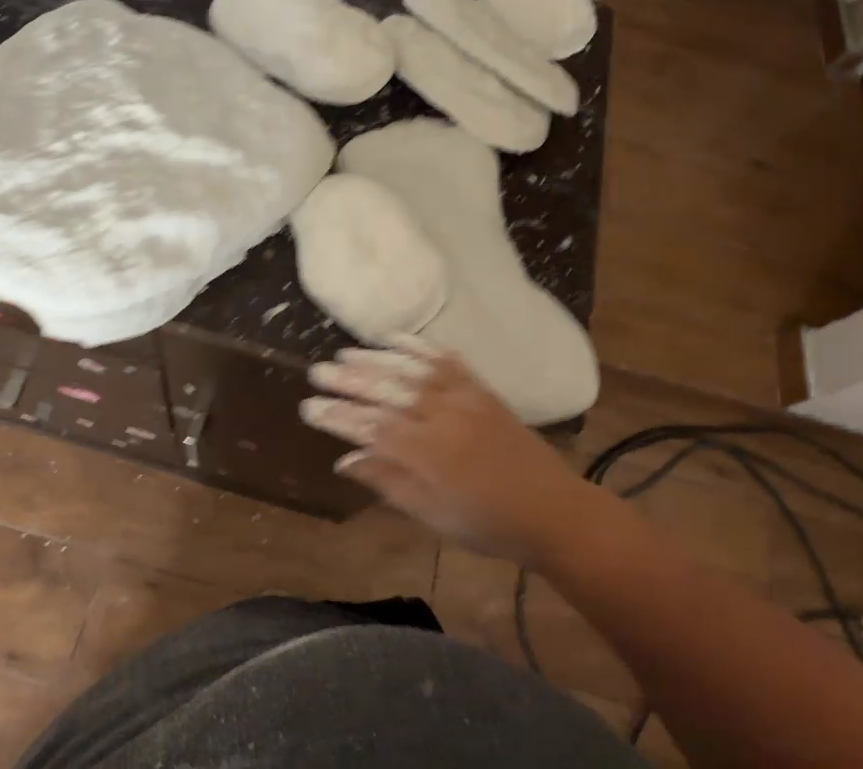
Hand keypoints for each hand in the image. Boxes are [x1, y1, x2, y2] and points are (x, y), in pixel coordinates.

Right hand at [301, 339, 593, 563]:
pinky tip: (396, 339)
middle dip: (349, 381)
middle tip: (317, 371)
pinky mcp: (483, 391)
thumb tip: (345, 460)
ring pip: (412, 372)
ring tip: (344, 353)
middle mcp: (443, 418)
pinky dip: (420, 348)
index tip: (309, 406)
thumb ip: (388, 482)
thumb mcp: (432, 515)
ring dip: (376, 360)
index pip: (371, 428)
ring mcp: (465, 400)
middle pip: (387, 392)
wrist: (553, 511)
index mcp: (428, 454)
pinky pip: (448, 362)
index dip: (338, 416)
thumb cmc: (487, 524)